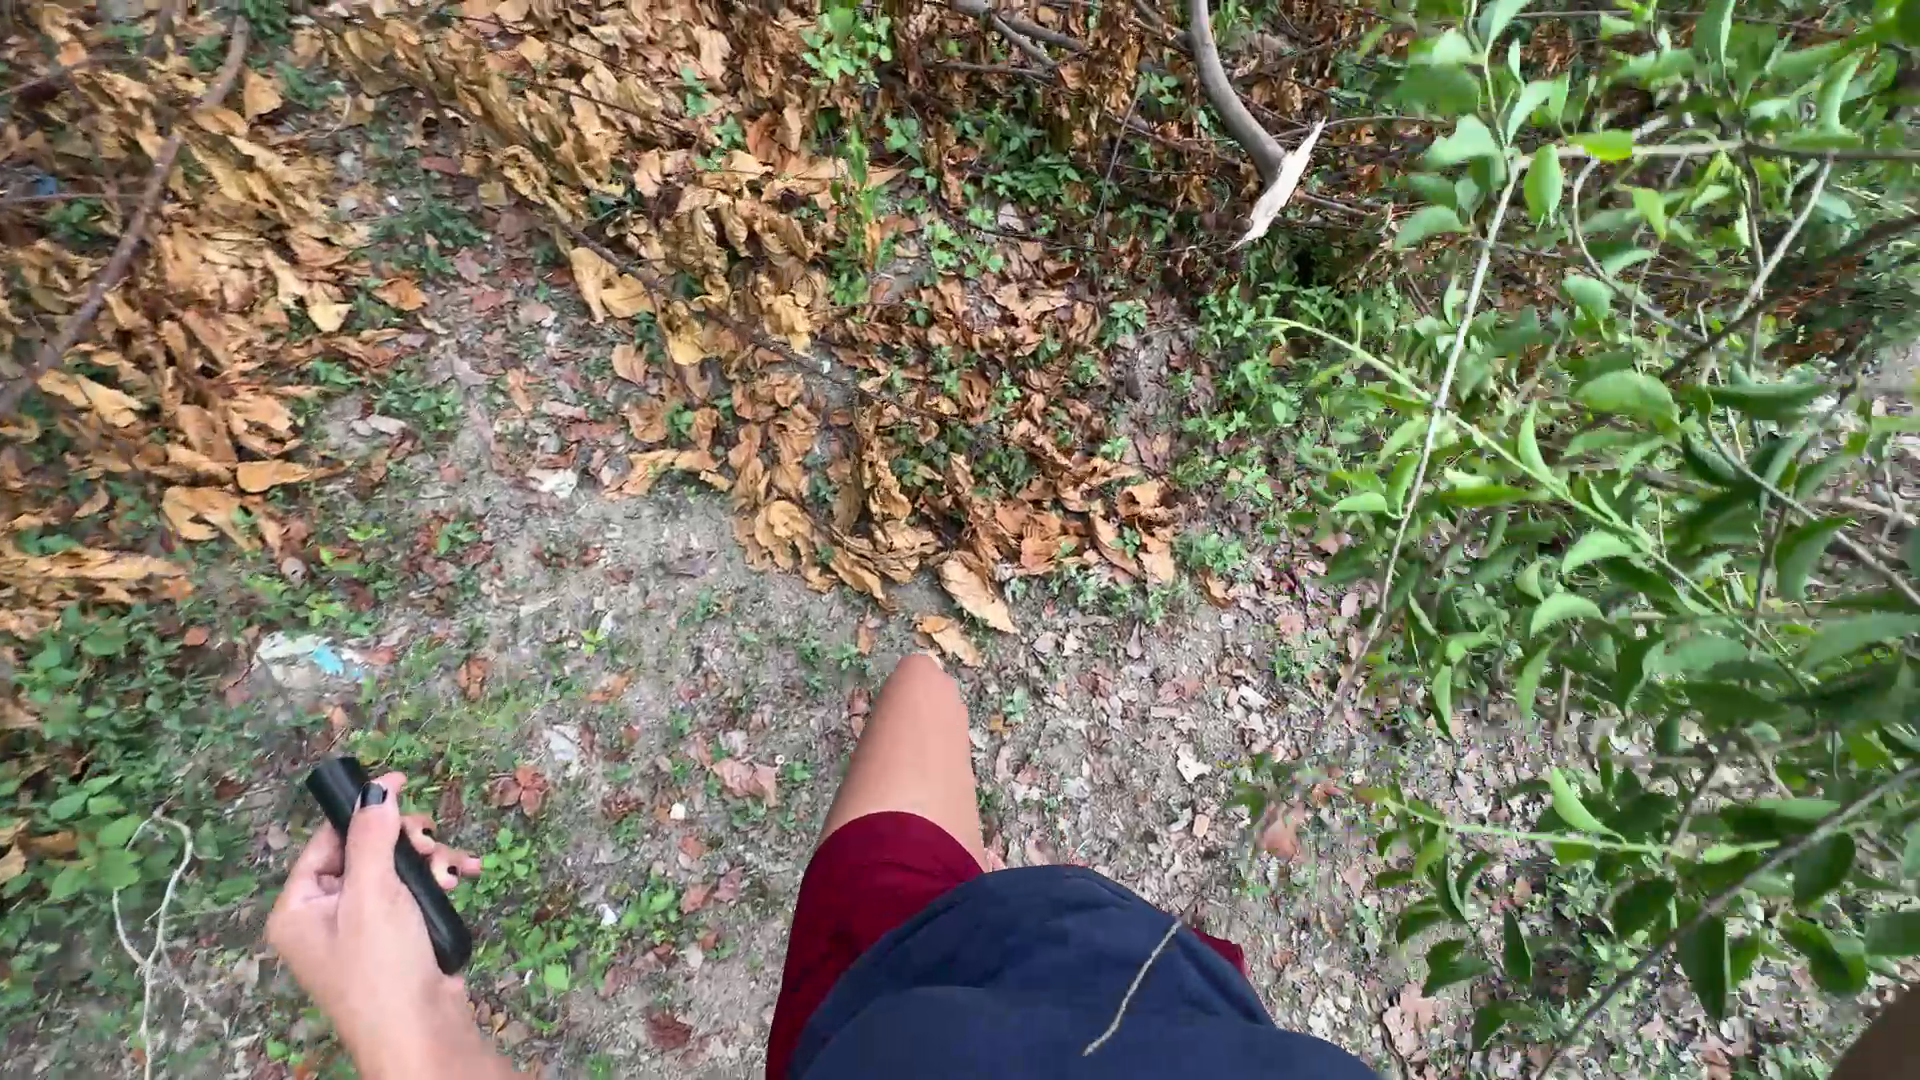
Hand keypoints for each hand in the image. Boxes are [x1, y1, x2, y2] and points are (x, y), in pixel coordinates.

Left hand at [266, 772, 506, 1079]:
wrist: (419, 1022)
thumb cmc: (382, 962)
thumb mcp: (375, 894)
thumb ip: (373, 839)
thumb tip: (376, 791)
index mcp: (300, 907)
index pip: (328, 841)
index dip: (365, 811)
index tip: (401, 781)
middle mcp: (326, 913)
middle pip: (369, 850)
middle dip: (408, 842)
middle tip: (430, 844)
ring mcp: (362, 923)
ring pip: (398, 867)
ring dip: (431, 860)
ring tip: (454, 869)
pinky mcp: (395, 931)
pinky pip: (414, 888)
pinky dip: (439, 878)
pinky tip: (462, 877)